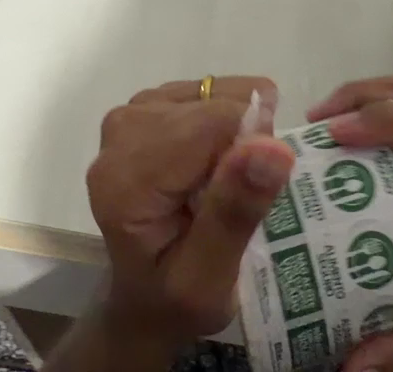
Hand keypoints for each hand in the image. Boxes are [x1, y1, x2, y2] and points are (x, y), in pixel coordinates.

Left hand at [69, 76, 296, 368]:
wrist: (144, 299)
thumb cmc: (175, 300)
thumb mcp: (209, 281)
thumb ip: (234, 214)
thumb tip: (272, 146)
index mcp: (127, 179)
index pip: (210, 122)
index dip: (252, 143)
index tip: (263, 186)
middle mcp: (120, 134)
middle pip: (210, 103)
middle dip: (244, 137)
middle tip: (246, 191)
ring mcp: (129, 115)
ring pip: (210, 91)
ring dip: (236, 127)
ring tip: (232, 176)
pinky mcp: (143, 108)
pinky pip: (202, 91)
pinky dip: (223, 118)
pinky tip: (219, 156)